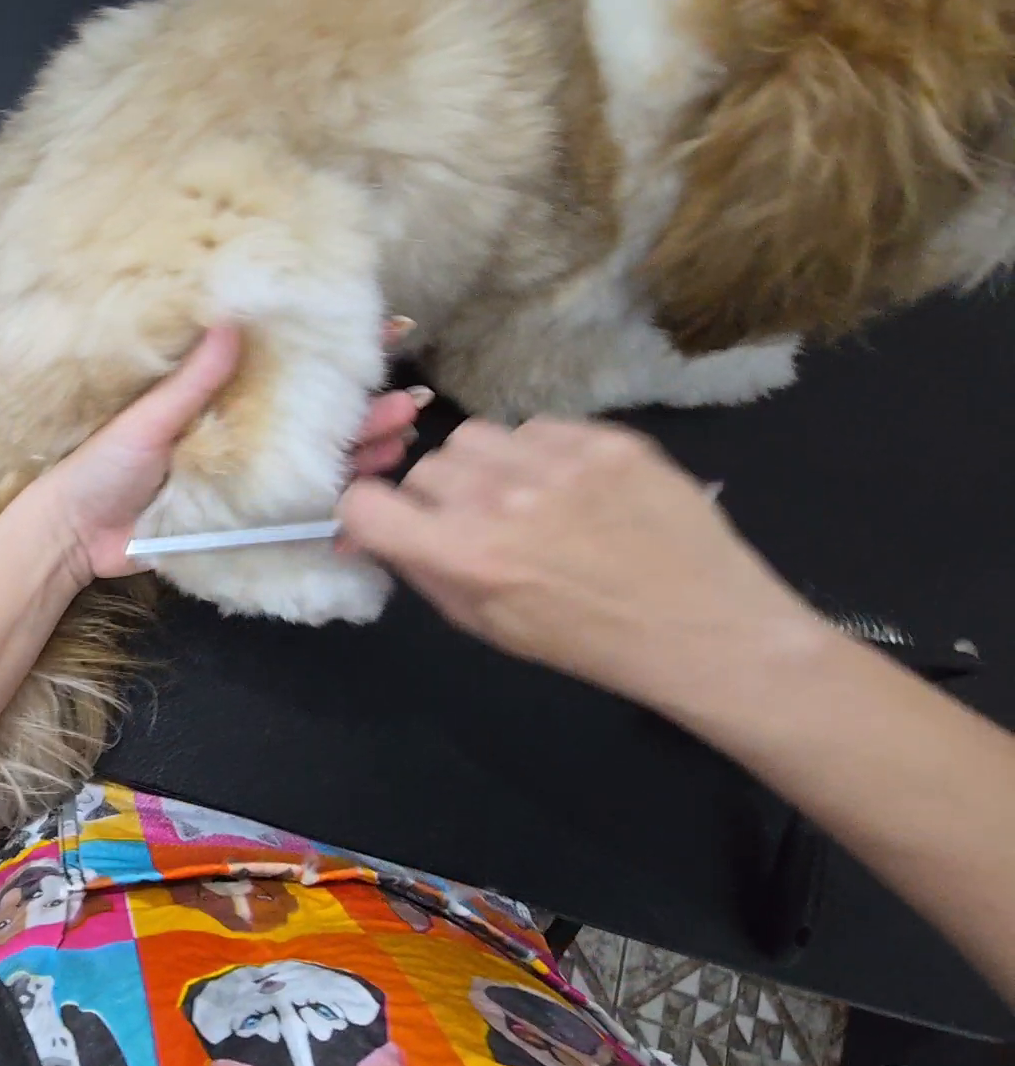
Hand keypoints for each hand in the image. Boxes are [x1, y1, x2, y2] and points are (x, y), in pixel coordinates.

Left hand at [24, 325, 421, 584]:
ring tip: (401, 442)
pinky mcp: (239, 521)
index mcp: (214, 399)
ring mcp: (241, 480)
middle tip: (408, 401)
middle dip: (361, 411)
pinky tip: (366, 495)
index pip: (281, 370)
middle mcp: (236, 435)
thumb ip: (189, 383)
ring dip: (357, 454)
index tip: (386, 330)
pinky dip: (330, 504)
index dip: (331, 354)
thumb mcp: (145, 421)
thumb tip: (230, 324)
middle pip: (310, 420)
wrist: (74, 536)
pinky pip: (292, 512)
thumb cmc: (100, 467)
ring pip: (311, 464)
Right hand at [335, 418, 825, 704]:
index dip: (364, 513)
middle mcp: (497, 500)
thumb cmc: (579, 638)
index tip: (385, 523)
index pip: (362, 502)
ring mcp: (554, 463)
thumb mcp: (479, 621)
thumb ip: (417, 568)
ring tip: (517, 495)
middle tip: (470, 523)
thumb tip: (365, 533)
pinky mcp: (605, 439)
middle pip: (421, 468)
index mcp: (461, 554)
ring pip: (470, 437)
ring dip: (478, 467)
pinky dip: (534, 453)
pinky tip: (565, 484)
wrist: (703, 629)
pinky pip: (532, 427)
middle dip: (432, 497)